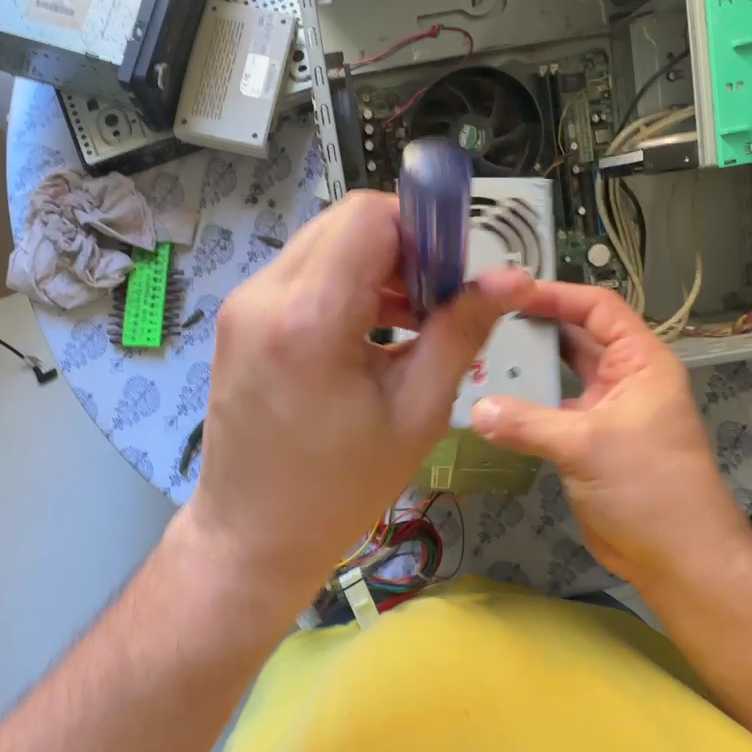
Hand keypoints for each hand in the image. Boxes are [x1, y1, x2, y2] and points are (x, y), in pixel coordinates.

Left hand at [182, 191, 531, 605]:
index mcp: (310, 317)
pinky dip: (341, 287)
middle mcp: (265, 294)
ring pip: (322, 245)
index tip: (453, 273)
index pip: (370, 214)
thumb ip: (461, 331)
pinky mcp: (237, 321)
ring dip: (373, 268)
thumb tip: (513, 278)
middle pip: (345, 223)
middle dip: (402, 248)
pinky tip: (370, 333)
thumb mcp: (416, 412)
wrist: (251, 536)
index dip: (422, 229)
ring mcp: (243, 305)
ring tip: (411, 321)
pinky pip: (299, 276)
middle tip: (437, 301)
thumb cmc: (340, 489)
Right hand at [468, 281, 751, 587]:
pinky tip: (488, 404)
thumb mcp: (587, 446)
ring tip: (476, 356)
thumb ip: (528, 423)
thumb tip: (474, 409)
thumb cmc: (649, 488)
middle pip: (575, 338)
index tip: (511, 292)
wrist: (678, 558)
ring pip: (560, 377)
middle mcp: (623, 380)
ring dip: (525, 370)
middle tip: (482, 320)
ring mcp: (604, 413)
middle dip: (534, 328)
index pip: (599, 309)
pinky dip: (523, 408)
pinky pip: (549, 413)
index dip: (557, 295)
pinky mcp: (586, 445)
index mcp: (641, 363)